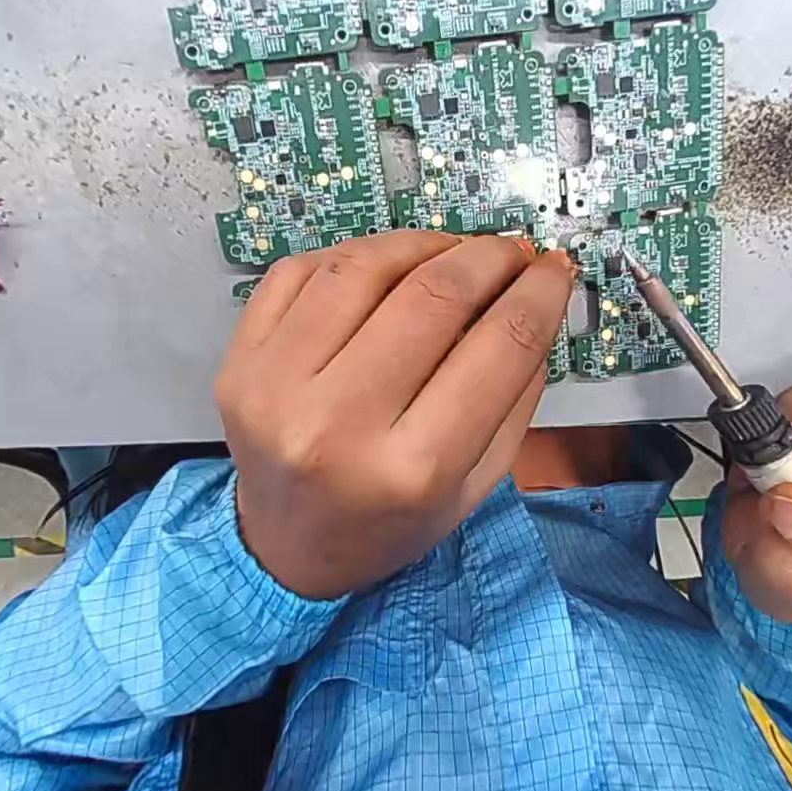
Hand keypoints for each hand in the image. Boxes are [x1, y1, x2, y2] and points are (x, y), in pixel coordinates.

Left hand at [216, 231, 575, 598]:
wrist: (288, 547)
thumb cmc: (388, 525)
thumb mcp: (474, 486)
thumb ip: (514, 397)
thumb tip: (532, 301)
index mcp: (412, 471)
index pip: (499, 346)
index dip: (540, 294)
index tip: (552, 272)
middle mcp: (337, 425)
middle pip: (433, 296)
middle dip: (489, 258)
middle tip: (511, 253)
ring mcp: (274, 388)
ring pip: (363, 267)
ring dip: (423, 243)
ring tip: (451, 252)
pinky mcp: (239, 362)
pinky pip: (301, 271)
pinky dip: (356, 255)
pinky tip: (386, 268)